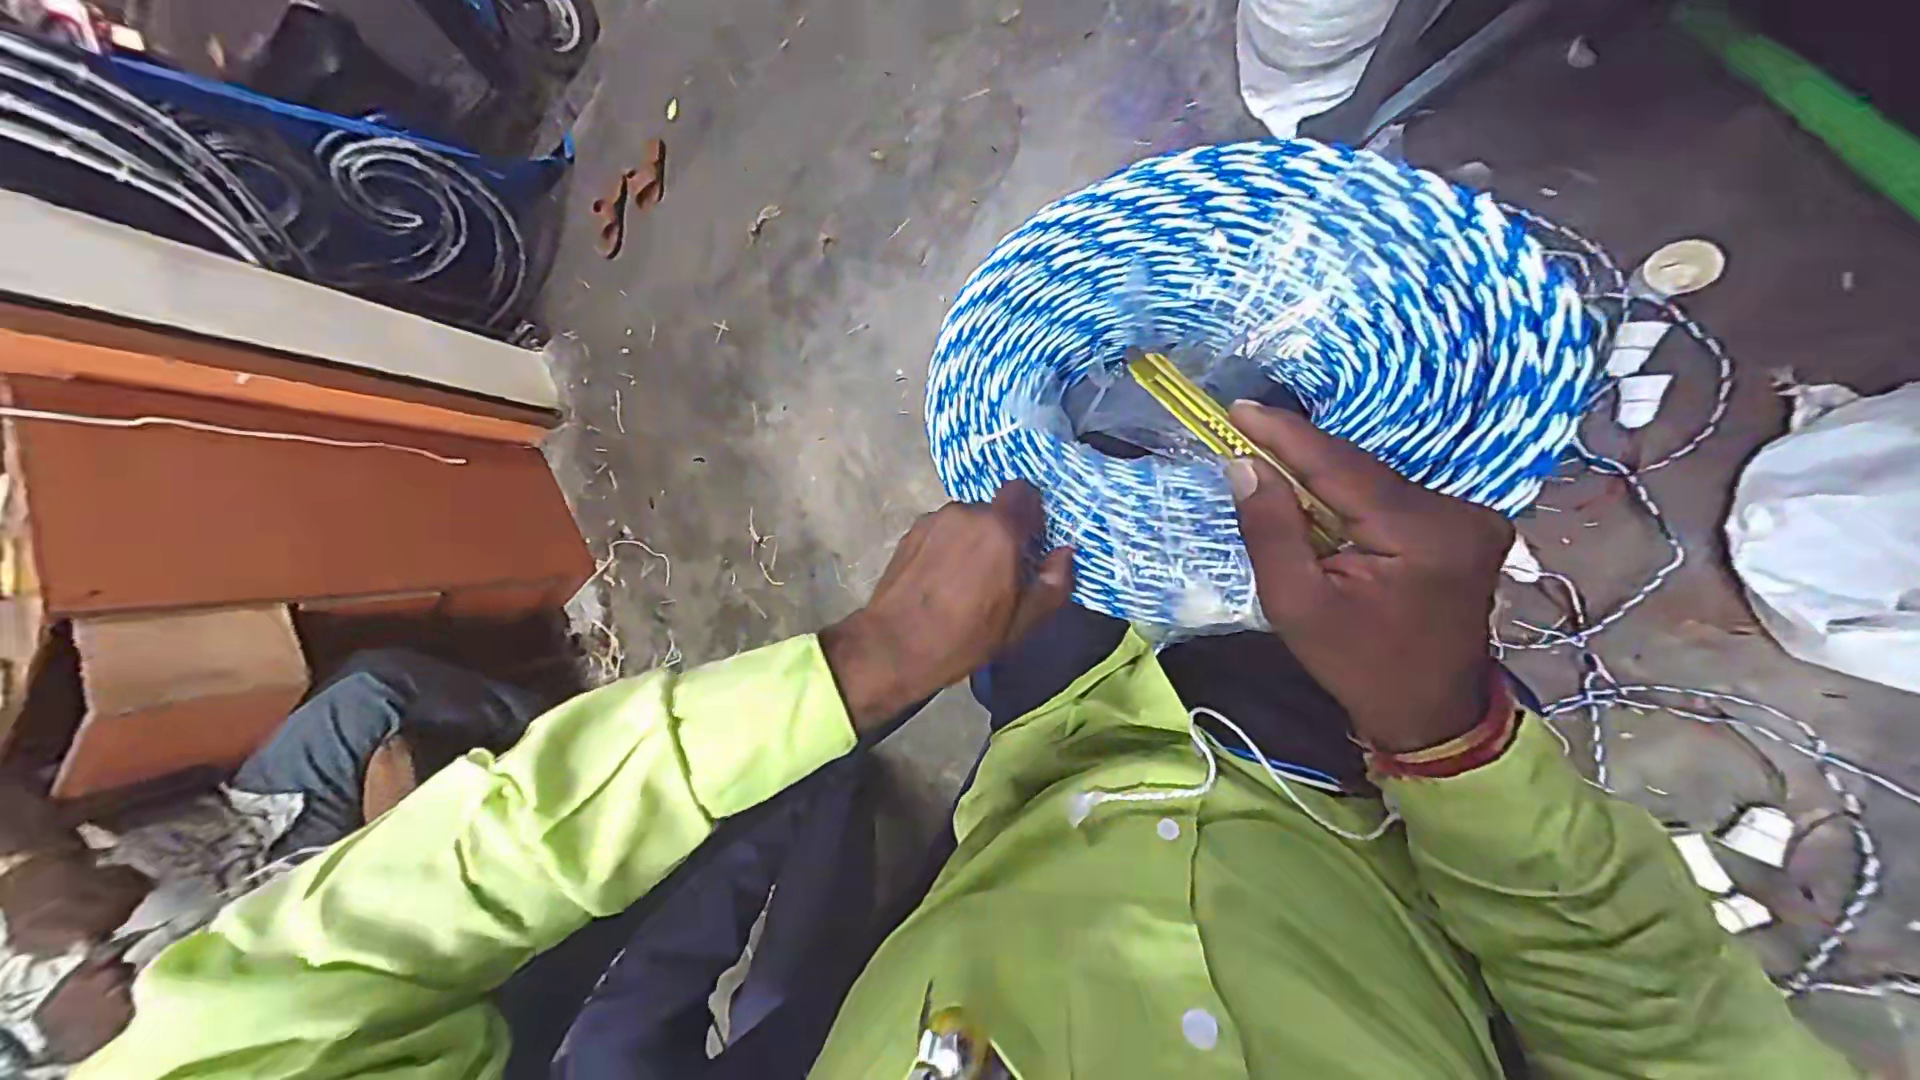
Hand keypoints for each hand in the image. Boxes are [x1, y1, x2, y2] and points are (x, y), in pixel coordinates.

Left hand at [821, 481, 1073, 733]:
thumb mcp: (1022, 622)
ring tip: (964, 581)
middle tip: (998, 573)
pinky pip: (942, 530)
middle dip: (1001, 534)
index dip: (1031, 516)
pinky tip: (940, 580)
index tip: (1030, 546)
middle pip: (994, 511)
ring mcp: (933, 520)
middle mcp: (965, 513)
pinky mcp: (910, 531)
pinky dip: (948, 547)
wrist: (894, 645)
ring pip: (966, 521)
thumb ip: (1054, 583)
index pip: (1025, 492)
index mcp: (999, 529)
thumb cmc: (965, 637)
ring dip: (972, 541)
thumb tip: (1065, 554)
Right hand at [1226, 402, 1511, 752]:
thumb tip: (1243, 465)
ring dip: (1319, 475)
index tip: (1239, 409)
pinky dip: (1345, 494)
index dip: (1284, 434)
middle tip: (1244, 434)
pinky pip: (1388, 495)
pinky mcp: (1464, 525)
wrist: (1429, 710)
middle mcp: (1459, 512)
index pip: (1339, 466)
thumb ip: (1269, 529)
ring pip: (1371, 480)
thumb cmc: (1355, 663)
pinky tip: (1315, 500)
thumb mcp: (1295, 603)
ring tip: (1270, 467)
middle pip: (1358, 470)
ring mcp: (1470, 517)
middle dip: (1298, 454)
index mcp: (1421, 534)